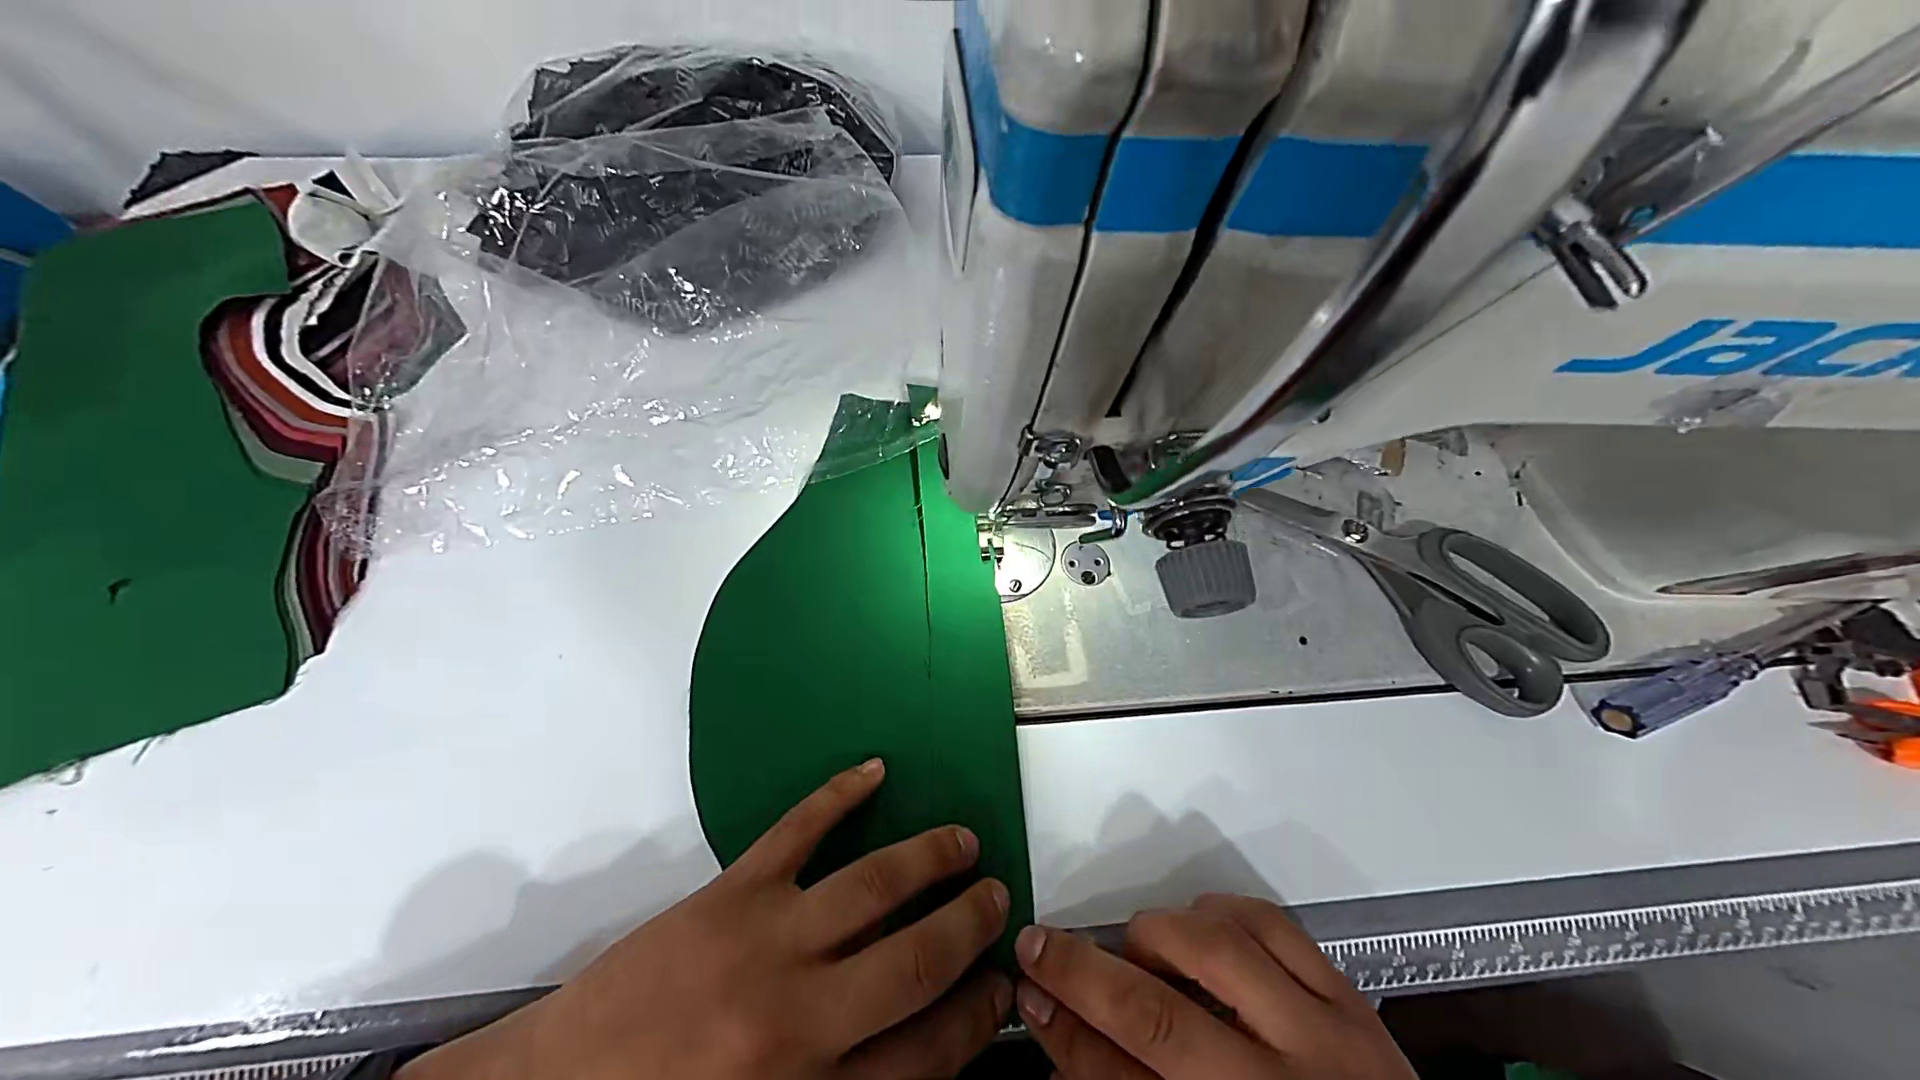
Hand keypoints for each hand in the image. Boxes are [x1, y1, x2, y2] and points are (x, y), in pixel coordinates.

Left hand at [400, 759, 1011, 1079]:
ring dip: (928, 857)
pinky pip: (799, 829)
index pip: (928, 1052)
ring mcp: (767, 940)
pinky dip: (840, 794)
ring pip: (874, 888)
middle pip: (916, 961)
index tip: (999, 985)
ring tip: (963, 841)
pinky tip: (874, 770)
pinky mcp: (731, 891)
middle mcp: (802, 1015)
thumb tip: (927, 1037)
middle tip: (998, 897)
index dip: (976, 1015)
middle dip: (969, 926)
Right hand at [1014, 894, 1415, 1079]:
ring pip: (1220, 950)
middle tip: (1040, 945)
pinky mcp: (1351, 1000)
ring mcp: (1327, 1041)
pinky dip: (1221, 911)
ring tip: (1139, 951)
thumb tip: (1066, 1028)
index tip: (1028, 988)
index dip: (1066, 1030)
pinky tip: (1200, 924)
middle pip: (1161, 1017)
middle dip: (1084, 971)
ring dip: (1157, 935)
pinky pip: (1272, 924)